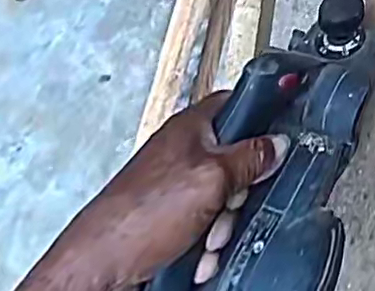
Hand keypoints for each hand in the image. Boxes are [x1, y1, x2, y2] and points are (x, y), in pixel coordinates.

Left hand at [19, 92, 288, 290]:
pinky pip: (206, 222)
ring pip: (225, 194)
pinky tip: (198, 257)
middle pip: (239, 156)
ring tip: (209, 240)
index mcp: (193, 126)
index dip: (266, 113)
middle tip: (234, 202)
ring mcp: (175, 187)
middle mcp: (184, 152)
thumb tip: (278, 144)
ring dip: (225, 221)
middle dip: (242, 188)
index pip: (242, 101)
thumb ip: (253, 155)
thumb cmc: (135, 220)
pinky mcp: (168, 222)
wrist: (90, 280)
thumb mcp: (213, 179)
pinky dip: (207, 241)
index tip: (284, 127)